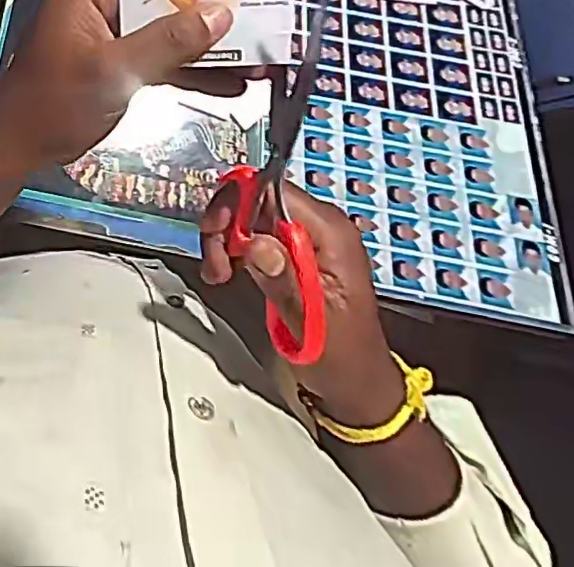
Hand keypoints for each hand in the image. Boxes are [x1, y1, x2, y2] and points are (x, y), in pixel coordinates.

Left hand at [0, 0, 257, 258]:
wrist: (21, 147)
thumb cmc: (55, 102)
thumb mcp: (115, 70)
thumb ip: (168, 41)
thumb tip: (219, 13)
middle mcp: (98, 7)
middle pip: (163, 3)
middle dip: (209, 18)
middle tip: (263, 21)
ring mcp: (108, 37)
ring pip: (165, 35)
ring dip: (205, 49)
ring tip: (260, 57)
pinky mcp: (115, 65)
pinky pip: (156, 60)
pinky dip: (186, 71)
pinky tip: (231, 83)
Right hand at [199, 179, 405, 426]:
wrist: (356, 384)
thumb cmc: (345, 357)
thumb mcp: (313, 321)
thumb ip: (284, 279)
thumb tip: (257, 243)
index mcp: (331, 232)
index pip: (272, 189)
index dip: (238, 203)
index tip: (219, 233)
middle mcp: (317, 225)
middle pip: (254, 196)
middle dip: (226, 223)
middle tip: (217, 259)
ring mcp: (301, 236)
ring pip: (245, 212)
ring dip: (223, 238)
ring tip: (220, 271)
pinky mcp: (287, 248)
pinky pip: (248, 231)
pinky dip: (229, 247)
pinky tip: (227, 270)